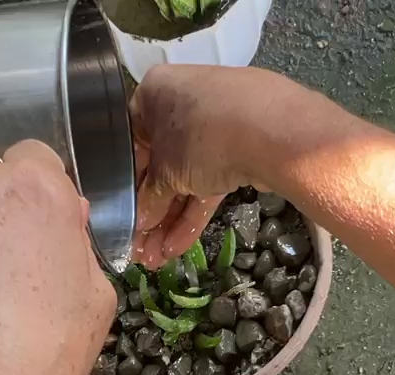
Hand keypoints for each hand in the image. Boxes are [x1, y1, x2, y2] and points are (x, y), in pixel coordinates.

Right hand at [130, 65, 298, 266]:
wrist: (272, 130)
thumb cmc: (201, 138)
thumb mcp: (165, 173)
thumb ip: (150, 200)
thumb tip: (141, 224)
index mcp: (154, 94)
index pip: (131, 145)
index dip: (126, 187)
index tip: (122, 218)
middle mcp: (181, 105)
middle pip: (159, 168)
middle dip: (150, 214)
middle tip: (139, 250)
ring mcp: (212, 129)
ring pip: (184, 182)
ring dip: (169, 222)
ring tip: (156, 260)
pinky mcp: (236, 152)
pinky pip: (207, 186)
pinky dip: (192, 215)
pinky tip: (177, 248)